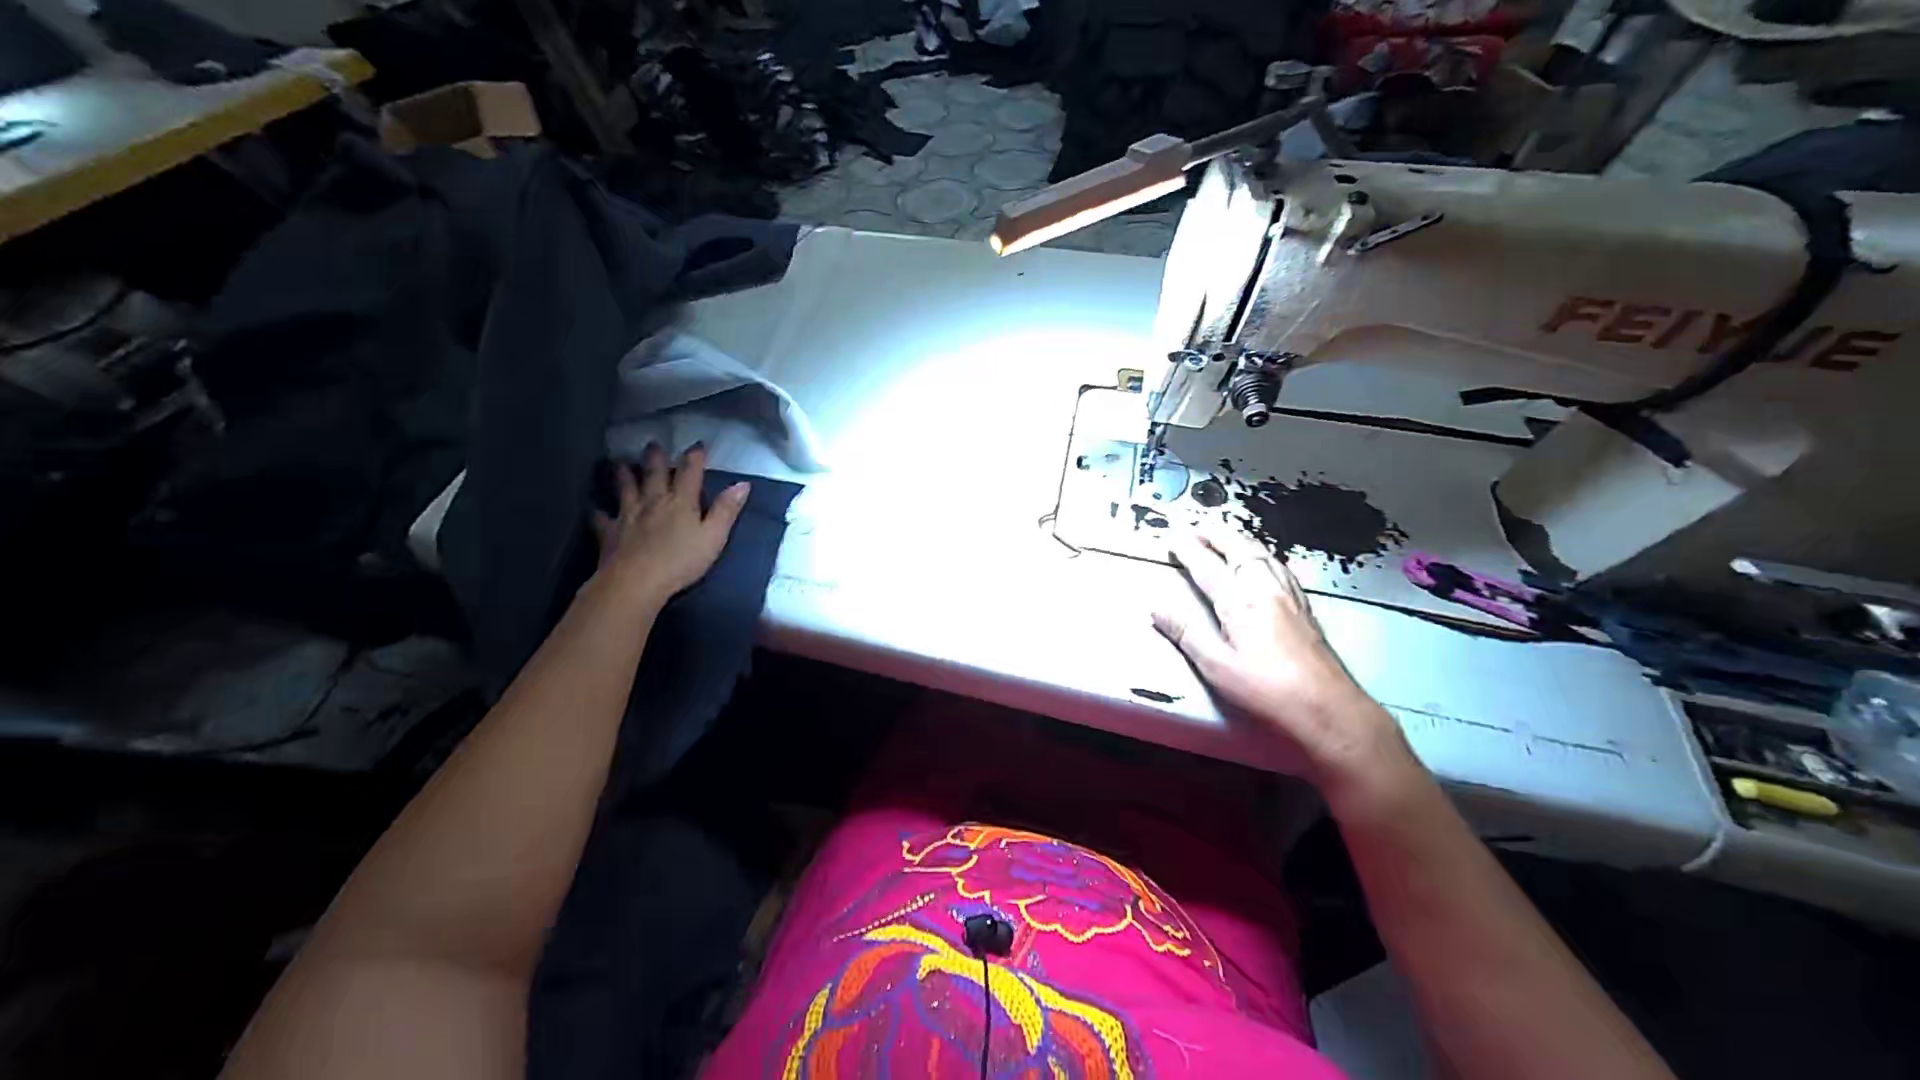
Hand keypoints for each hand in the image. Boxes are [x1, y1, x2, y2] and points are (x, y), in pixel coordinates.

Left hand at [589, 444, 748, 609]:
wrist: (637, 581)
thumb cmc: (681, 561)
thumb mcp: (714, 537)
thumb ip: (726, 510)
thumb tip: (742, 484)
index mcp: (681, 502)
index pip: (689, 473)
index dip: (694, 457)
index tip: (697, 445)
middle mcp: (653, 501)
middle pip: (654, 474)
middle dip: (655, 458)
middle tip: (652, 444)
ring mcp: (628, 515)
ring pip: (626, 489)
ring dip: (623, 474)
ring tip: (620, 462)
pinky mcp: (610, 533)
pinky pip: (602, 519)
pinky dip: (599, 513)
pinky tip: (595, 509)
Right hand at [1151, 523, 1420, 801]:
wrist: (1327, 707)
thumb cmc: (1269, 690)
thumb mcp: (1217, 666)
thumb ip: (1186, 634)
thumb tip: (1158, 610)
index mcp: (1240, 602)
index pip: (1208, 566)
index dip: (1188, 549)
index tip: (1173, 538)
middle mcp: (1266, 591)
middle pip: (1240, 550)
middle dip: (1217, 534)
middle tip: (1198, 526)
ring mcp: (1289, 598)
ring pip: (1264, 555)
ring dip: (1241, 540)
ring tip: (1227, 535)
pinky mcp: (1305, 609)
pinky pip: (1280, 568)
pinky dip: (1264, 556)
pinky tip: (1267, 562)